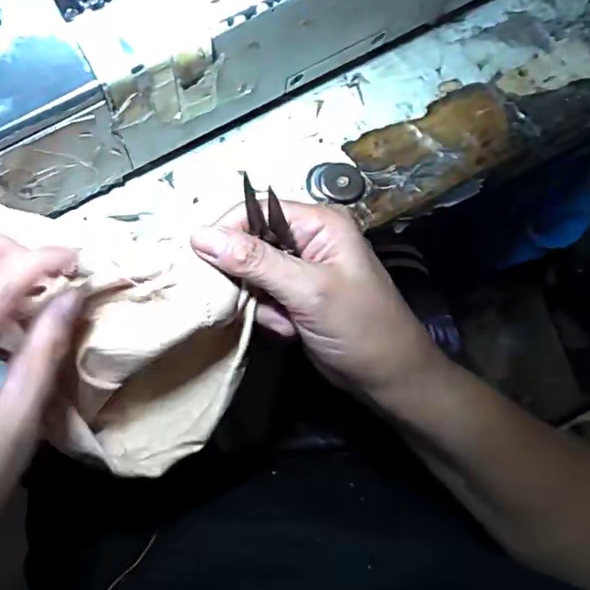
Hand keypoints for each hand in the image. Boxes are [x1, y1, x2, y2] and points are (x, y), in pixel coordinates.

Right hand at [190, 200, 441, 394]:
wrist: (389, 378)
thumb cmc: (359, 327)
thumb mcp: (307, 290)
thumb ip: (254, 261)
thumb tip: (200, 235)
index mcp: (319, 222)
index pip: (255, 210)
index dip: (227, 232)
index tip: (204, 263)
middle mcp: (308, 238)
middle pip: (249, 242)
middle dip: (247, 276)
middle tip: (258, 300)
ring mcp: (301, 268)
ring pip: (251, 273)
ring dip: (259, 301)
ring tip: (285, 320)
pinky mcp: (295, 295)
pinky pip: (261, 295)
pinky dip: (268, 315)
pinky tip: (290, 329)